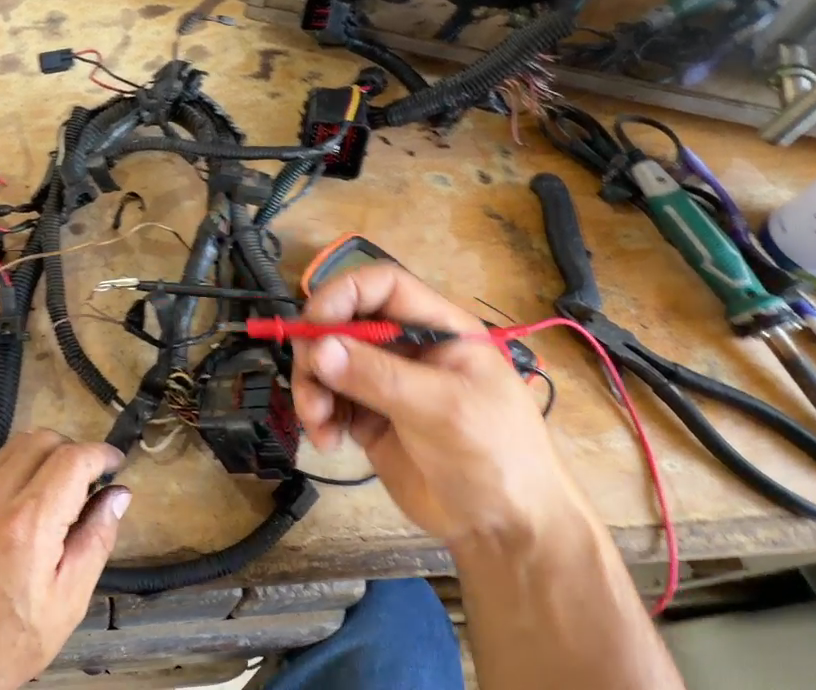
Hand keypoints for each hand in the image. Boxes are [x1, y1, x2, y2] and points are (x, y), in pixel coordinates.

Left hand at [0, 431, 130, 689]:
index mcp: (29, 523)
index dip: (100, 454)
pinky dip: (19, 467)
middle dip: (73, 450)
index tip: (115, 463)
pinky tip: (28, 500)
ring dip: (46, 454)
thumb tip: (119, 494)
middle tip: (89, 481)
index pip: (72, 459)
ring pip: (17, 444)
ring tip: (60, 490)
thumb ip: (97, 537)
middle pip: (43, 439)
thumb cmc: (17, 636)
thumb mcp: (71, 596)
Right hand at [290, 262, 588, 549]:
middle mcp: (406, 347)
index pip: (381, 285)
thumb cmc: (496, 456)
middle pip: (341, 322)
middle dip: (317, 351)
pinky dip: (317, 416)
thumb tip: (318, 348)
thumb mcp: (444, 409)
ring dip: (311, 388)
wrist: (504, 530)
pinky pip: (326, 399)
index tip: (315, 325)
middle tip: (310, 385)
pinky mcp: (367, 416)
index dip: (343, 294)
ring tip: (318, 423)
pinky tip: (327, 441)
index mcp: (438, 329)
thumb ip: (379, 376)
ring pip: (325, 361)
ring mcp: (383, 382)